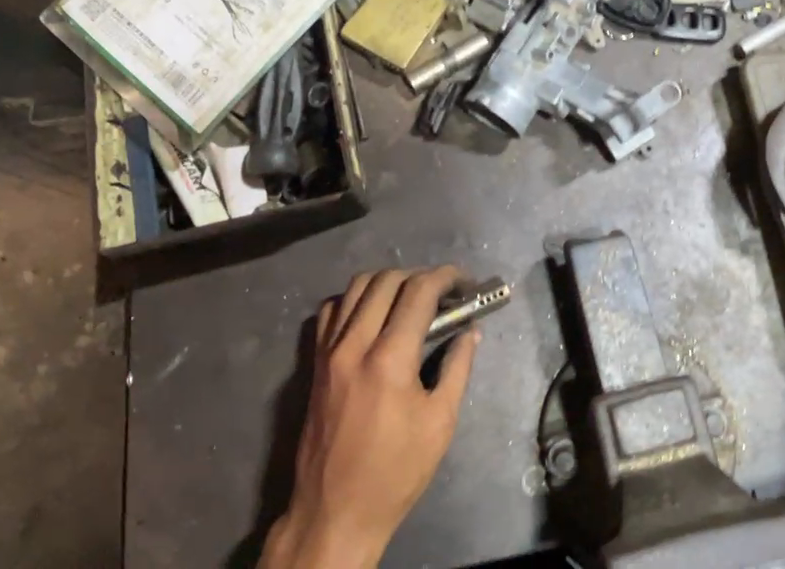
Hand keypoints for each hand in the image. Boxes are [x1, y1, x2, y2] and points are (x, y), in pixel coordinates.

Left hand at [260, 267, 478, 568]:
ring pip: (355, 287)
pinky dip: (354, 300)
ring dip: (387, 281)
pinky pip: (331, 310)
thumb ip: (456, 369)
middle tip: (443, 291)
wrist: (336, 509)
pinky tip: (372, 314)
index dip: (445, 277)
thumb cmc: (395, 472)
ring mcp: (328, 351)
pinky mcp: (314, 362)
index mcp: (389, 359)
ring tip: (410, 296)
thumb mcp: (439, 424)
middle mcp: (354, 344)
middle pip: (387, 280)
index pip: (418, 292)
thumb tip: (470, 332)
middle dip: (420, 275)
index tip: (464, 281)